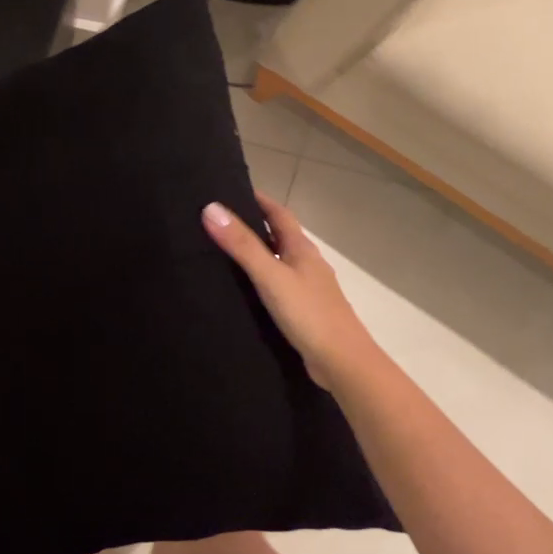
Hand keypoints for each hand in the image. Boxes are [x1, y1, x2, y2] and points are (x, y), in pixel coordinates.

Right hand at [202, 192, 386, 390]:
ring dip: (254, 253)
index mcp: (302, 250)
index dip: (258, 200)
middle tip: (216, 219)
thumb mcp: (270, 276)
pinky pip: (275, 285)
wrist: (342, 363)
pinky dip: (257, 279)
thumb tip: (210, 208)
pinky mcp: (301, 310)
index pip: (279, 214)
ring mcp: (306, 288)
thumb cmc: (309, 314)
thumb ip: (241, 245)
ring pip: (277, 261)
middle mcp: (307, 264)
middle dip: (252, 224)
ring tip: (220, 251)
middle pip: (278, 236)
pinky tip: (241, 289)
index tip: (229, 190)